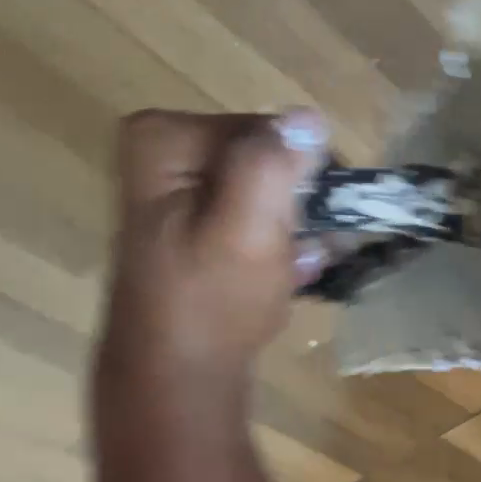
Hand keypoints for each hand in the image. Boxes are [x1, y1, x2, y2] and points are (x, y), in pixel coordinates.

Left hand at [101, 109, 329, 378]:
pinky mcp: (202, 217)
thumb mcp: (248, 230)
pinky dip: (288, 246)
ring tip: (297, 269)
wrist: (183, 364)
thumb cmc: (214, 299)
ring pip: (282, 191)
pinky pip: (269, 215)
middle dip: (307, 209)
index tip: (311, 228)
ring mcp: (186, 185)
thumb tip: (310, 117)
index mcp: (169, 137)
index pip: (277, 134)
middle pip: (279, 161)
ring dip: (305, 233)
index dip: (311, 181)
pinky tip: (286, 274)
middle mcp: (171, 148)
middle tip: (304, 253)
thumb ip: (273, 168)